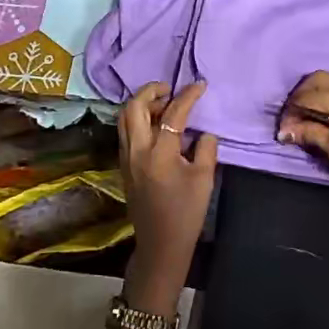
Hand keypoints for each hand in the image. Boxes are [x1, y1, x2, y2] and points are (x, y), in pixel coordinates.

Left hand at [118, 81, 217, 307]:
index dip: (188, 96)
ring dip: (142, 105)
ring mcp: (126, 157)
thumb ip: (205, 148)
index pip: (173, 114)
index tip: (200, 85)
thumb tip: (201, 132)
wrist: (160, 243)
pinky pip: (126, 132)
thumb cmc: (186, 213)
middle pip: (134, 107)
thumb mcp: (205, 179)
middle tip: (170, 89)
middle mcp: (137, 151)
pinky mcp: (123, 165)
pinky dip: (137, 119)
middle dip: (151, 91)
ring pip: (125, 118)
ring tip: (163, 105)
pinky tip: (156, 125)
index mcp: (159, 154)